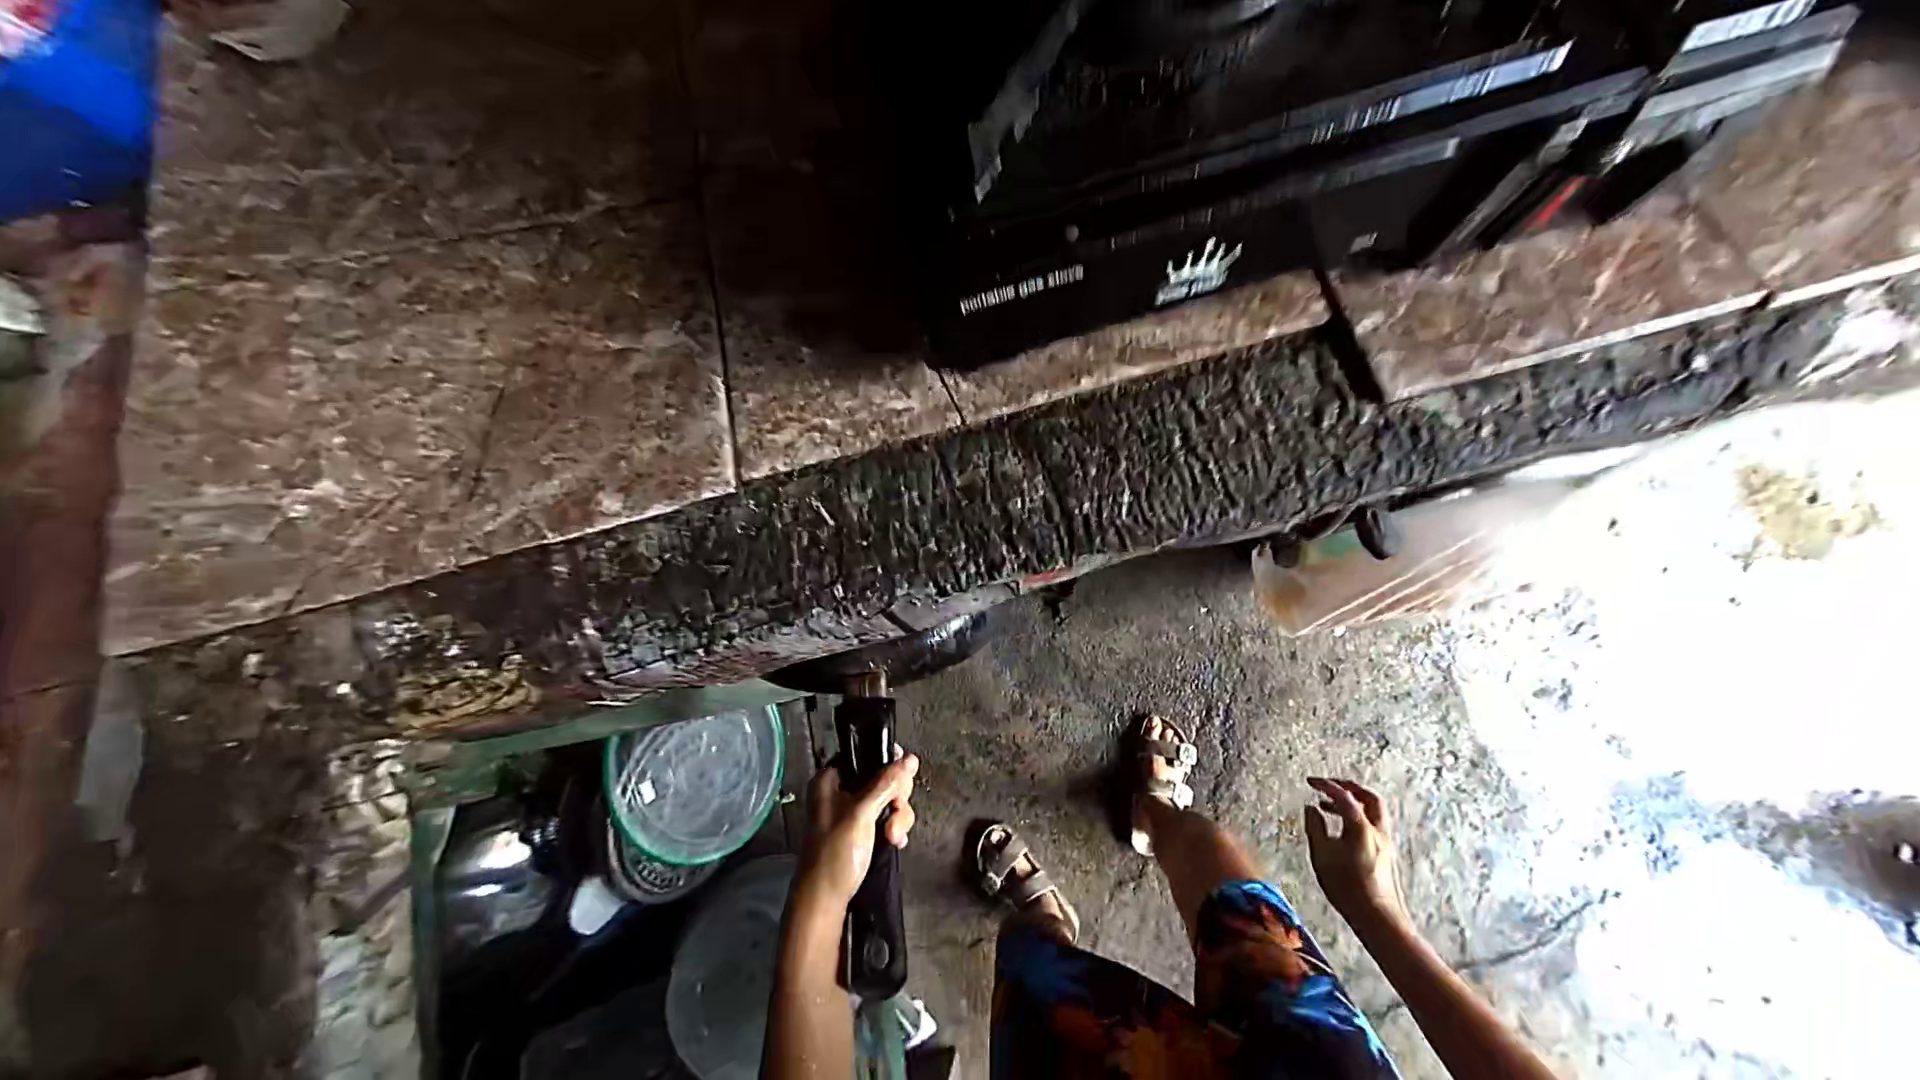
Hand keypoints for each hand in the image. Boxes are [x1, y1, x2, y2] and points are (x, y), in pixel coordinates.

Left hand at [797, 751, 919, 907]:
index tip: (901, 778)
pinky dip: (895, 828)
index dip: (887, 763)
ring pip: (890, 798)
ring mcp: (853, 812)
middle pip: (884, 776)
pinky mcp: (863, 831)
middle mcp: (842, 790)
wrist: (825, 903)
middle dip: (896, 797)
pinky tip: (895, 842)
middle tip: (894, 811)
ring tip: (893, 837)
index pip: (866, 754)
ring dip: (898, 817)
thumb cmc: (835, 855)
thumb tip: (910, 758)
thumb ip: (886, 783)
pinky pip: (888, 818)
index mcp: (831, 778)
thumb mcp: (861, 814)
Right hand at [1304, 777, 1409, 930]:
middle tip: (1330, 785)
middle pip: (1369, 798)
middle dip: (1349, 787)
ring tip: (1329, 805)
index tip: (1311, 781)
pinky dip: (1356, 817)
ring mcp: (1385, 844)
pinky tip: (1340, 828)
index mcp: (1362, 827)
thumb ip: (1315, 827)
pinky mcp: (1384, 855)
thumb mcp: (1322, 854)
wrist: (1378, 918)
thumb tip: (1311, 809)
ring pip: (1372, 812)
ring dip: (1352, 803)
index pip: (1343, 796)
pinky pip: (1372, 825)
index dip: (1325, 785)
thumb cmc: (1348, 887)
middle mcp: (1378, 831)